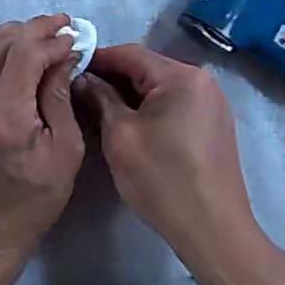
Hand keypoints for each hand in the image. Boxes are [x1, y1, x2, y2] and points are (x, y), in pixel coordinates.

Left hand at [0, 15, 85, 260]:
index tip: (75, 39)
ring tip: (47, 34)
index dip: (52, 40)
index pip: (25, 54)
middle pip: (5, 40)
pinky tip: (24, 48)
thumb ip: (61, 94)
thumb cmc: (37, 195)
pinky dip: (2, 44)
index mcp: (5, 116)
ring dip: (19, 31)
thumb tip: (66, 54)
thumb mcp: (66, 148)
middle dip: (38, 28)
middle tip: (66, 27)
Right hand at [73, 43, 257, 261]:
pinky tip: (131, 125)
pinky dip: (151, 109)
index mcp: (182, 76)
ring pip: (161, 88)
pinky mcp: (214, 124)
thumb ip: (100, 99)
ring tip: (99, 109)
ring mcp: (212, 102)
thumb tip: (83, 79)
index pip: (131, 54)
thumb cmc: (163, 180)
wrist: (214, 230)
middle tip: (80, 92)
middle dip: (113, 78)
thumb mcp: (120, 136)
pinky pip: (176, 104)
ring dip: (131, 95)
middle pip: (148, 69)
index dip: (98, 58)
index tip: (70, 67)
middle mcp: (202, 80)